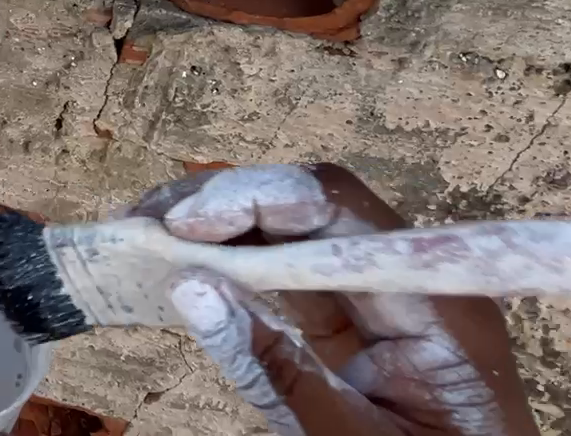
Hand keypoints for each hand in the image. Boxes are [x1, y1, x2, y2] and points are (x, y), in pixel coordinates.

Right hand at [129, 164, 539, 435]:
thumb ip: (279, 372)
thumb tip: (187, 285)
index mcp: (430, 302)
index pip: (334, 207)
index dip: (252, 199)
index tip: (182, 226)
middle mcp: (397, 272)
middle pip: (297, 199)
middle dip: (214, 201)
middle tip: (142, 222)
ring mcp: (364, 284)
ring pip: (276, 216)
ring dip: (205, 217)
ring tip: (139, 230)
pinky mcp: (334, 301)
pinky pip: (270, 251)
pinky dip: (217, 248)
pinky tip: (173, 254)